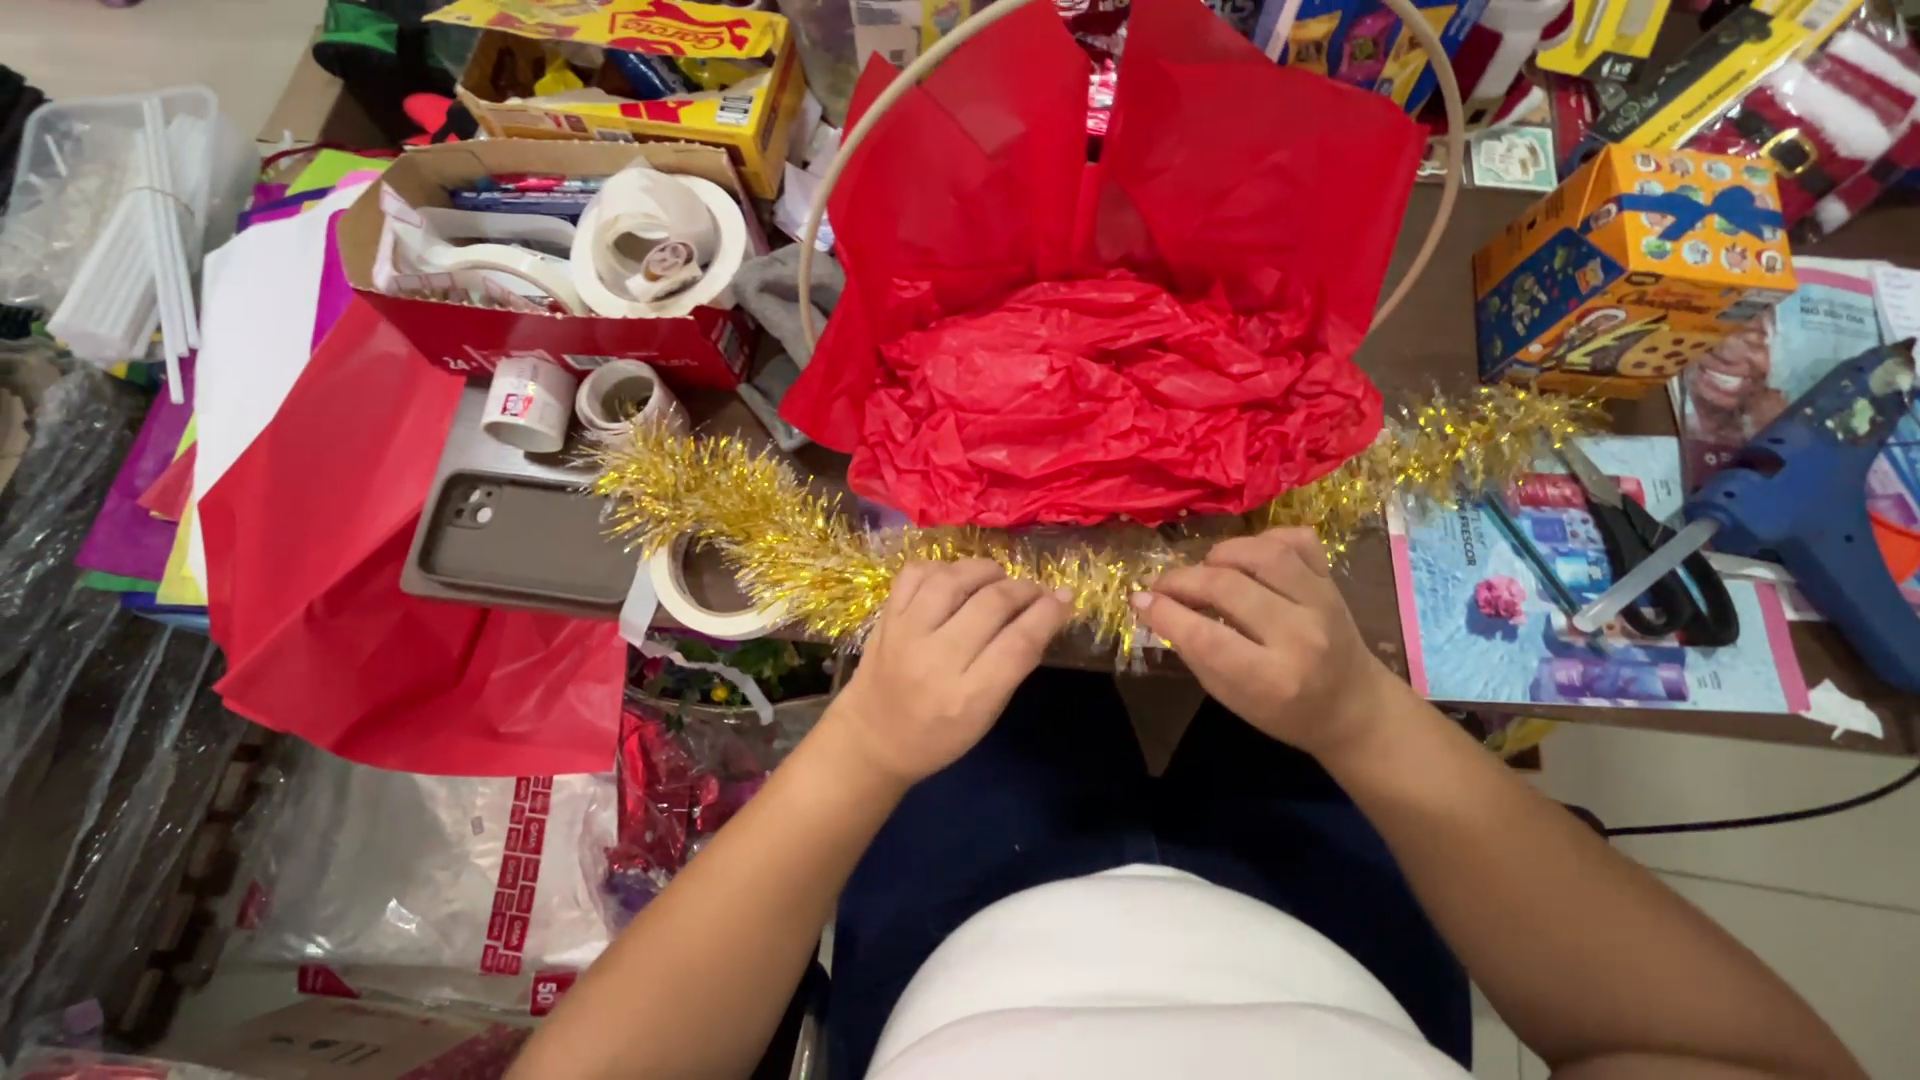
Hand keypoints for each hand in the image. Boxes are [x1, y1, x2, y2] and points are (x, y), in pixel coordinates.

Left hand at [829, 560, 1073, 786]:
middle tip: (1035, 590)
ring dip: (984, 570)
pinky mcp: (885, 618)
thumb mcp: (987, 715)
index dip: (1048, 614)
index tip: (1064, 598)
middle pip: (990, 605)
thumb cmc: (938, 737)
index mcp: (968, 697)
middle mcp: (935, 661)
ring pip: (951, 580)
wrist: (872, 740)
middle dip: (1023, 589)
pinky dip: (942, 567)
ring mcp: (905, 635)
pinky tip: (957, 576)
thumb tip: (1044, 616)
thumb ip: (1012, 667)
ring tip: (999, 576)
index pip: (1018, 643)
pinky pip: (915, 574)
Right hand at [1132, 529, 1400, 760]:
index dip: (1165, 613)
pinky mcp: (1333, 581)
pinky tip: (1246, 559)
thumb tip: (1152, 606)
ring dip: (1219, 554)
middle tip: (1161, 586)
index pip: (1206, 636)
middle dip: (1181, 580)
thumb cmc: (1283, 711)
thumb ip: (1194, 651)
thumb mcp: (1230, 696)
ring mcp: (1322, 603)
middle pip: (1227, 587)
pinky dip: (1263, 540)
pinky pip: (1296, 540)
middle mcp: (1300, 636)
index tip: (1139, 600)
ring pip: (1262, 553)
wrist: (1354, 709)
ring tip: (1205, 570)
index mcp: (1271, 679)